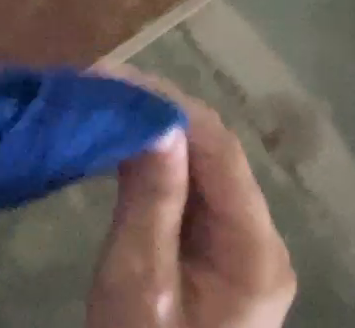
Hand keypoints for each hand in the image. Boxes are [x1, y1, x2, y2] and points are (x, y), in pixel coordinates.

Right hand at [87, 71, 295, 327]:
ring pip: (203, 164)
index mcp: (254, 250)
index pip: (219, 149)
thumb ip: (151, 200)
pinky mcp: (219, 251)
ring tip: (100, 103)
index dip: (166, 102)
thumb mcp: (139, 278)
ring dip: (154, 128)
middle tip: (93, 85)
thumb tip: (156, 120)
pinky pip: (193, 187)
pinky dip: (156, 156)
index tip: (106, 76)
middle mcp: (261, 240)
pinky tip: (120, 142)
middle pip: (215, 151)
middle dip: (157, 109)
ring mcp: (243, 246)